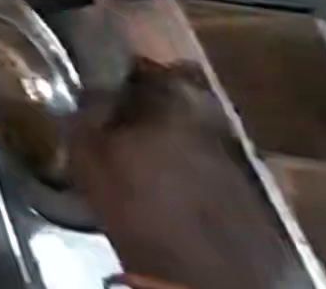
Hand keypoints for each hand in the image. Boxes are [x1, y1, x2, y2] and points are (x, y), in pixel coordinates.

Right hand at [69, 61, 291, 288]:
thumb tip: (87, 85)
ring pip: (193, 127)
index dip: (135, 60)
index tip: (113, 57)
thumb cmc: (129, 202)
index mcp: (170, 113)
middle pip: (180, 97)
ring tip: (134, 128)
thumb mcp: (87, 150)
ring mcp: (229, 162)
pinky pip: (204, 155)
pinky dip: (181, 151)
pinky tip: (158, 163)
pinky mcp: (239, 190)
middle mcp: (208, 130)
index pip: (158, 69)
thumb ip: (89, 111)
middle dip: (151, 92)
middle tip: (118, 91)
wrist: (190, 270)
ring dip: (166, 123)